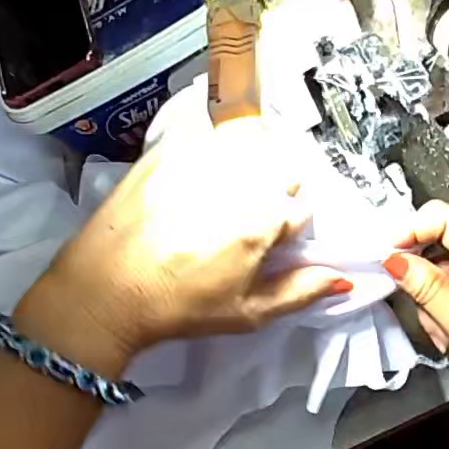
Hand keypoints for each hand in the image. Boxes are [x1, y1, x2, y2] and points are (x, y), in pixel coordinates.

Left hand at [20, 121, 351, 366]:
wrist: (106, 288)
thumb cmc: (180, 306)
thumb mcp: (248, 313)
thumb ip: (301, 291)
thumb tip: (343, 276)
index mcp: (262, 219)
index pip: (302, 209)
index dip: (290, 228)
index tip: (272, 243)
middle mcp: (238, 178)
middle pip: (283, 166)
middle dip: (278, 189)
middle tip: (251, 218)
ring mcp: (201, 157)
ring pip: (252, 144)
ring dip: (253, 164)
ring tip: (228, 196)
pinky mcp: (169, 149)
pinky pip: (212, 135)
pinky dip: (218, 149)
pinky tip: (201, 181)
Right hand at [385, 200, 448, 398]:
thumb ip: (428, 290)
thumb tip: (393, 261)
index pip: (441, 217)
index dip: (408, 233)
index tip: (387, 261)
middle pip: (437, 240)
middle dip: (422, 278)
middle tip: (422, 310)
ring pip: (441, 266)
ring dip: (433, 299)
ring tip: (444, 332)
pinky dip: (445, 305)